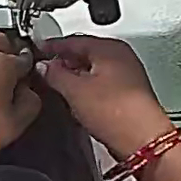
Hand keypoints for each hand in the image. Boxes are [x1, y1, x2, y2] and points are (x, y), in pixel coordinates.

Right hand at [36, 35, 171, 155]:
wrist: (143, 141)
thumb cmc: (118, 112)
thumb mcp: (74, 90)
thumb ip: (54, 74)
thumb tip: (44, 67)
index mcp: (110, 48)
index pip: (73, 40)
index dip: (52, 46)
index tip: (38, 50)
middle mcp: (121, 57)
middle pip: (84, 52)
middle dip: (62, 61)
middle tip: (43, 68)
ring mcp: (126, 76)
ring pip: (92, 69)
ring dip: (73, 75)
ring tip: (56, 84)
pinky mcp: (127, 94)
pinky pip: (100, 83)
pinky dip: (85, 87)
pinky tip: (75, 98)